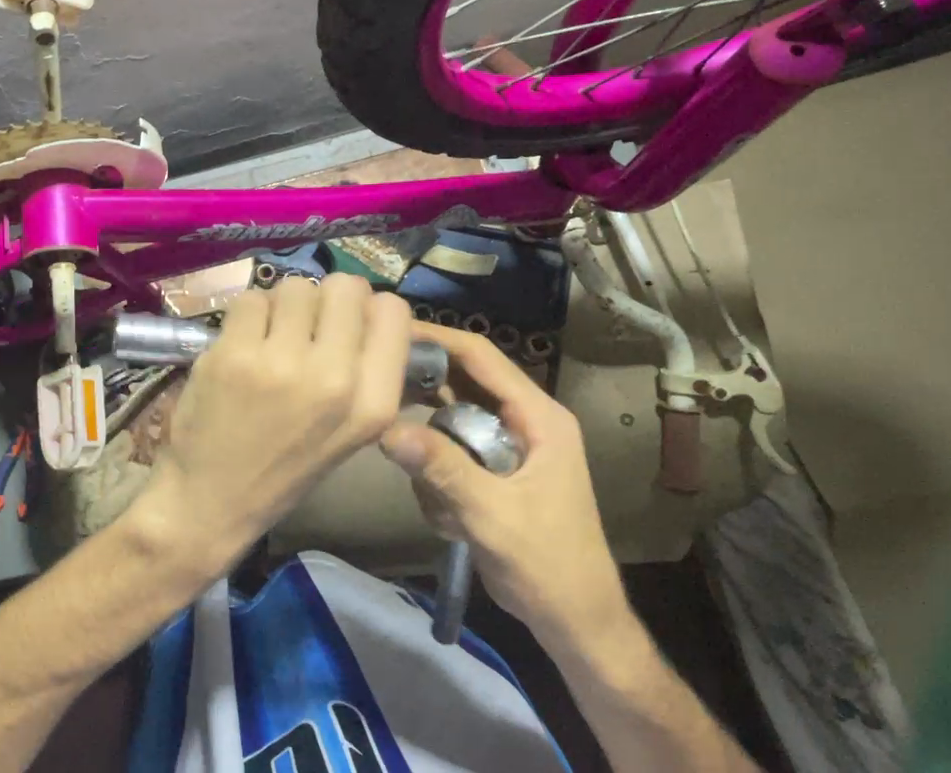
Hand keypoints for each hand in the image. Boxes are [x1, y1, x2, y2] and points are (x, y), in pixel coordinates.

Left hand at [132, 275, 413, 575]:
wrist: (212, 499)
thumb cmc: (282, 468)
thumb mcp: (349, 431)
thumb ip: (366, 371)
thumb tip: (369, 308)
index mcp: (373, 402)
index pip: (393, 311)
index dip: (366, 308)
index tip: (343, 323)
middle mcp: (336, 378)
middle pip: (344, 287)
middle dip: (323, 299)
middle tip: (301, 327)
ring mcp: (282, 363)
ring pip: (295, 288)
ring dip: (281, 305)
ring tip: (269, 339)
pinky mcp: (233, 354)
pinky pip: (250, 299)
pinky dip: (245, 315)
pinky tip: (240, 344)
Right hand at [379, 325, 628, 652]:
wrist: (575, 622)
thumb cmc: (548, 564)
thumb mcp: (492, 514)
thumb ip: (442, 468)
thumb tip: (386, 429)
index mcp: (540, 419)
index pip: (483, 358)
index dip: (437, 338)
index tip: (388, 328)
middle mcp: (524, 423)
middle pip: (461, 385)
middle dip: (421, 393)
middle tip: (375, 391)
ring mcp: (507, 449)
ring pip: (449, 422)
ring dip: (430, 451)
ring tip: (426, 489)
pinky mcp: (493, 473)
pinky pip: (450, 453)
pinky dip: (436, 476)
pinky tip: (443, 515)